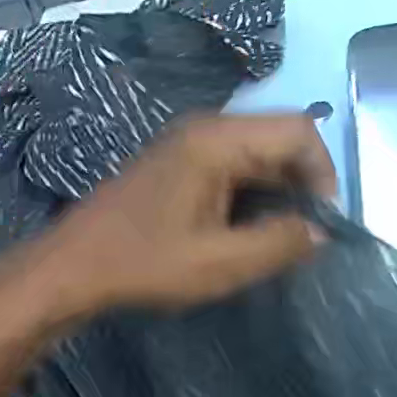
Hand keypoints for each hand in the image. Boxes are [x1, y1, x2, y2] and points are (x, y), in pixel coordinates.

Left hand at [0, 113, 337, 327]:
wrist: (72, 268)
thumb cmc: (145, 263)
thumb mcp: (221, 263)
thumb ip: (280, 243)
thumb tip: (322, 232)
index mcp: (218, 140)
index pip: (300, 130)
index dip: (324, 173)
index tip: (321, 221)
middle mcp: (208, 128)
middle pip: (282, 138)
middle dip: (305, 183)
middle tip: (305, 233)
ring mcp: (192, 143)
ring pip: (262, 153)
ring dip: (282, 191)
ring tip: (281, 236)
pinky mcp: (182, 162)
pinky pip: (238, 165)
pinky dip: (258, 193)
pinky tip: (251, 229)